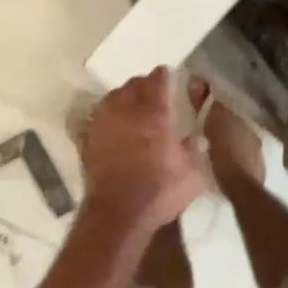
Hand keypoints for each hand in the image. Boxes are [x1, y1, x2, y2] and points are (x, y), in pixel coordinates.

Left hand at [80, 67, 204, 234]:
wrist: (117, 214)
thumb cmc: (159, 192)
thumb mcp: (192, 175)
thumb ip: (196, 151)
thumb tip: (199, 138)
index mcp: (153, 114)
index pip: (156, 82)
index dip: (162, 75)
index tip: (166, 73)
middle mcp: (125, 111)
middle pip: (132, 85)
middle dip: (142, 84)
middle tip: (151, 90)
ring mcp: (102, 124)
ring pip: (111, 97)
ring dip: (122, 96)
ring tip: (130, 104)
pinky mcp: (88, 140)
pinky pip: (97, 117)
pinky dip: (107, 115)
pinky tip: (112, 123)